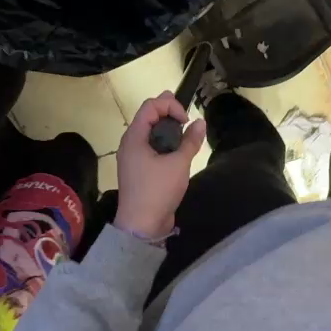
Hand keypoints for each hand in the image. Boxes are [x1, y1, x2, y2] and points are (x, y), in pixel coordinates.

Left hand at [115, 92, 205, 239]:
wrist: (142, 225)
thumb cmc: (158, 191)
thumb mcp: (178, 164)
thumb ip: (190, 141)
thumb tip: (200, 122)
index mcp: (134, 137)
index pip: (150, 106)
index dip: (170, 105)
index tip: (186, 121)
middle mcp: (130, 143)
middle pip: (148, 116)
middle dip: (169, 113)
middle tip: (187, 122)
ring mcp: (132, 157)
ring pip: (150, 132)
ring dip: (167, 130)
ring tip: (185, 138)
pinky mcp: (138, 169)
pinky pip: (150, 147)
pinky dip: (164, 143)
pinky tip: (178, 153)